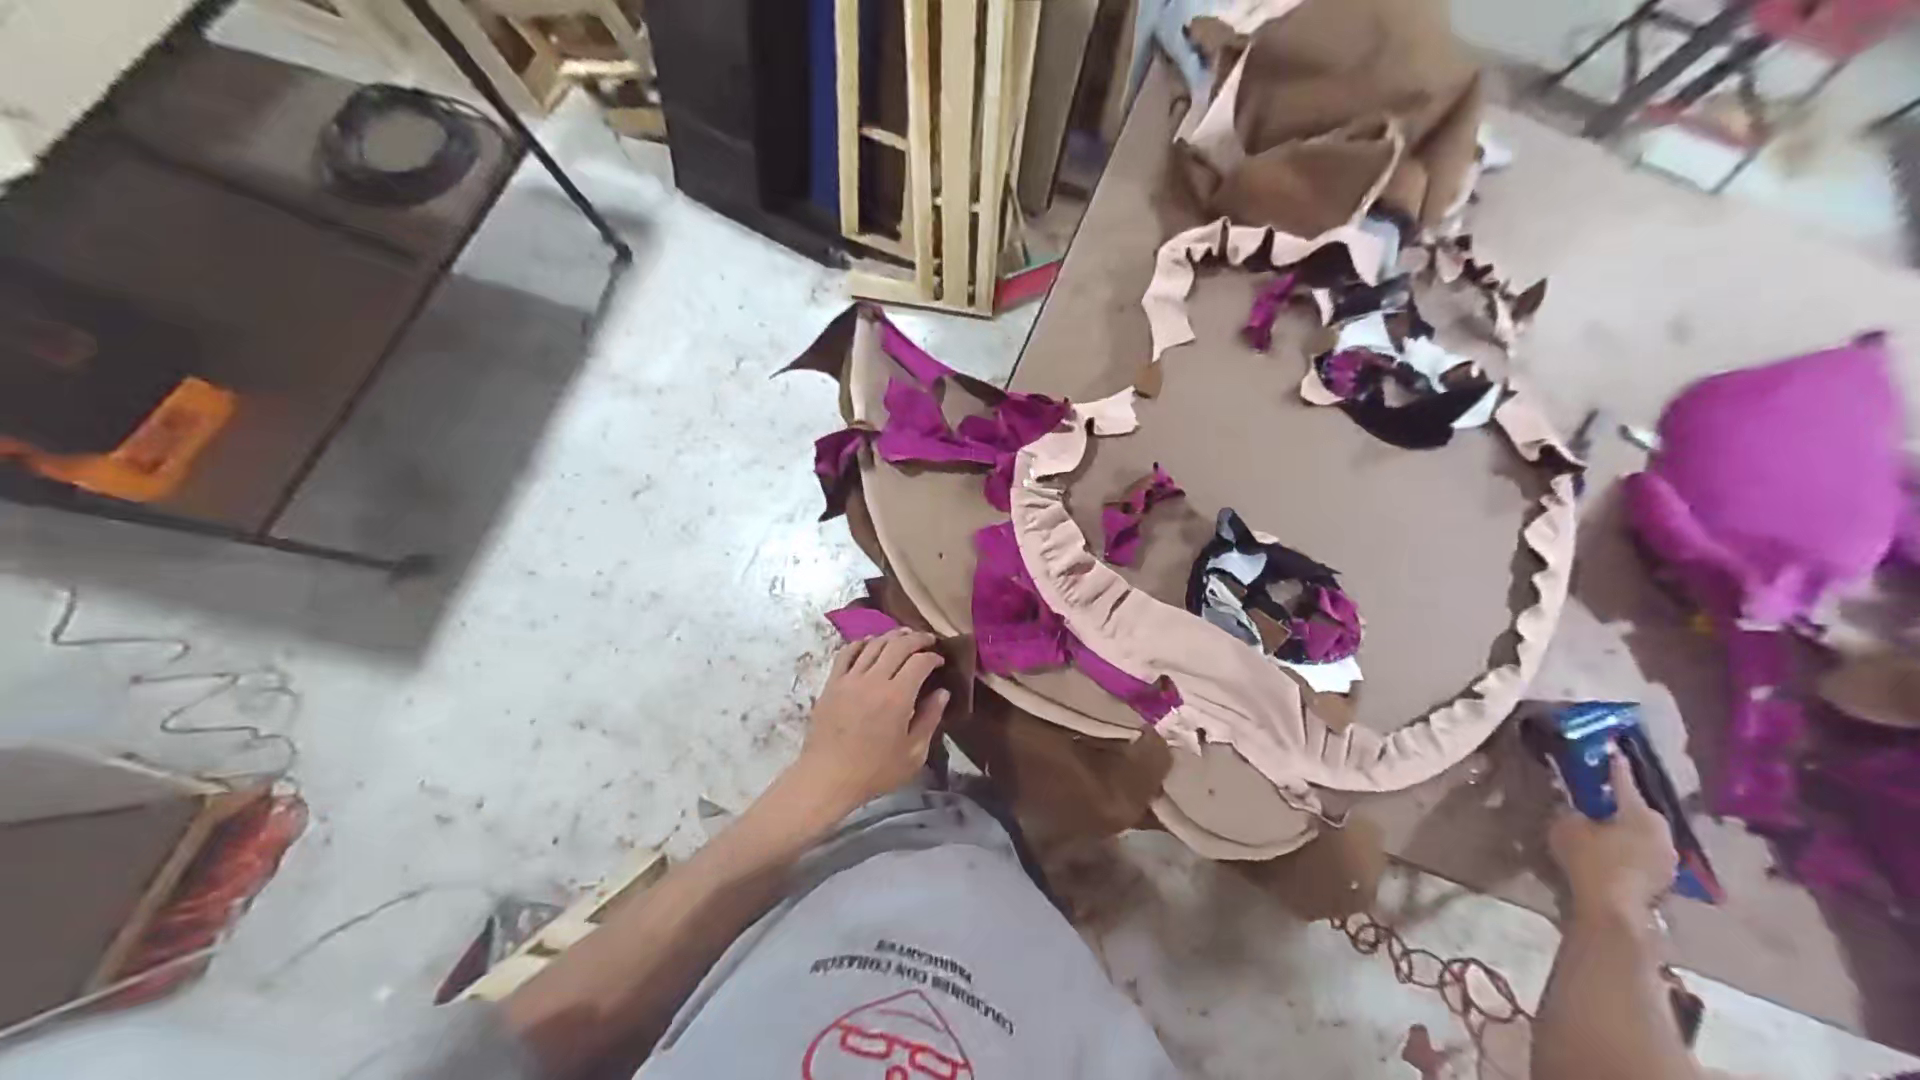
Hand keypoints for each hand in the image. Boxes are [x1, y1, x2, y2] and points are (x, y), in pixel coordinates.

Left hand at [791, 628, 947, 816]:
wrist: (827, 777)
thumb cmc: (875, 771)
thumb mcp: (913, 753)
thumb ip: (930, 719)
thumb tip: (943, 692)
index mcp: (897, 697)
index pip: (920, 661)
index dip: (933, 657)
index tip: (940, 661)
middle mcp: (874, 680)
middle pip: (898, 645)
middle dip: (916, 638)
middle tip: (928, 640)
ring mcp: (850, 679)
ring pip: (873, 644)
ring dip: (891, 636)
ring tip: (903, 635)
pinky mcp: (832, 683)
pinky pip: (847, 653)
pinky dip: (861, 643)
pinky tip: (870, 643)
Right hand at [1548, 748, 1677, 920]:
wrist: (1612, 910)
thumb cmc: (1590, 860)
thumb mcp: (1566, 826)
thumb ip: (1568, 807)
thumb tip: (1569, 797)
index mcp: (1640, 813)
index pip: (1623, 780)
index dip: (1613, 764)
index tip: (1611, 749)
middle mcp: (1662, 831)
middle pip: (1638, 807)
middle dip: (1619, 800)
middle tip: (1598, 793)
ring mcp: (1668, 856)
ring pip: (1643, 829)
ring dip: (1625, 823)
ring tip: (1603, 821)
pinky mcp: (1664, 876)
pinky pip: (1644, 848)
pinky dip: (1628, 842)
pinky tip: (1611, 846)